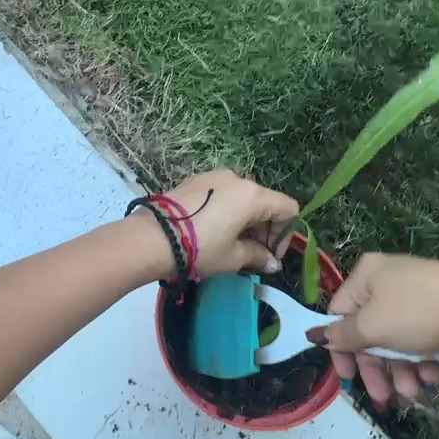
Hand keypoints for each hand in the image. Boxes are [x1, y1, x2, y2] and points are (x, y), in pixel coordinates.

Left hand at [158, 170, 298, 277]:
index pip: (287, 208)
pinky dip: (226, 211)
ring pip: (242, 197)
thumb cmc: (199, 248)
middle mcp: (235, 178)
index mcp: (252, 194)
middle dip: (264, 229)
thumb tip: (272, 262)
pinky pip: (221, 194)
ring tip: (231, 245)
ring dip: (245, 221)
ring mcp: (212, 176)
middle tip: (253, 255)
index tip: (271, 255)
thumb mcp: (233, 257)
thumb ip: (258, 256)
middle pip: (264, 201)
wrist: (151, 238)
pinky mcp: (193, 180)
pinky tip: (213, 231)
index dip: (285, 234)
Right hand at [317, 253, 438, 409]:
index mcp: (368, 273)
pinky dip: (426, 359)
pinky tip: (435, 376)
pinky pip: (426, 336)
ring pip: (400, 338)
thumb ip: (342, 335)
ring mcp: (423, 292)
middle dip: (378, 367)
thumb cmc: (415, 315)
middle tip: (384, 397)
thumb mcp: (370, 327)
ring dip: (402, 370)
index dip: (341, 348)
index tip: (348, 379)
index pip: (340, 312)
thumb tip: (318, 336)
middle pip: (372, 329)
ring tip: (415, 393)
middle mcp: (393, 278)